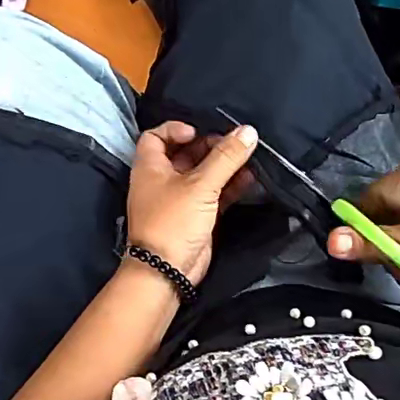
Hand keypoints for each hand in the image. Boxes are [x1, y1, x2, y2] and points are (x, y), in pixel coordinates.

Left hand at [125, 121, 256, 283]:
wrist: (168, 270)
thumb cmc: (172, 223)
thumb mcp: (200, 185)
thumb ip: (226, 158)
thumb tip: (248, 132)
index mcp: (150, 167)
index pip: (156, 136)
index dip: (176, 129)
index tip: (198, 131)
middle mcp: (162, 181)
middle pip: (186, 154)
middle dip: (210, 146)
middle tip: (232, 144)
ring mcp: (180, 199)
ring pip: (204, 175)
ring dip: (224, 167)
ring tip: (247, 158)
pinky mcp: (197, 216)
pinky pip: (215, 195)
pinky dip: (230, 187)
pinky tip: (249, 179)